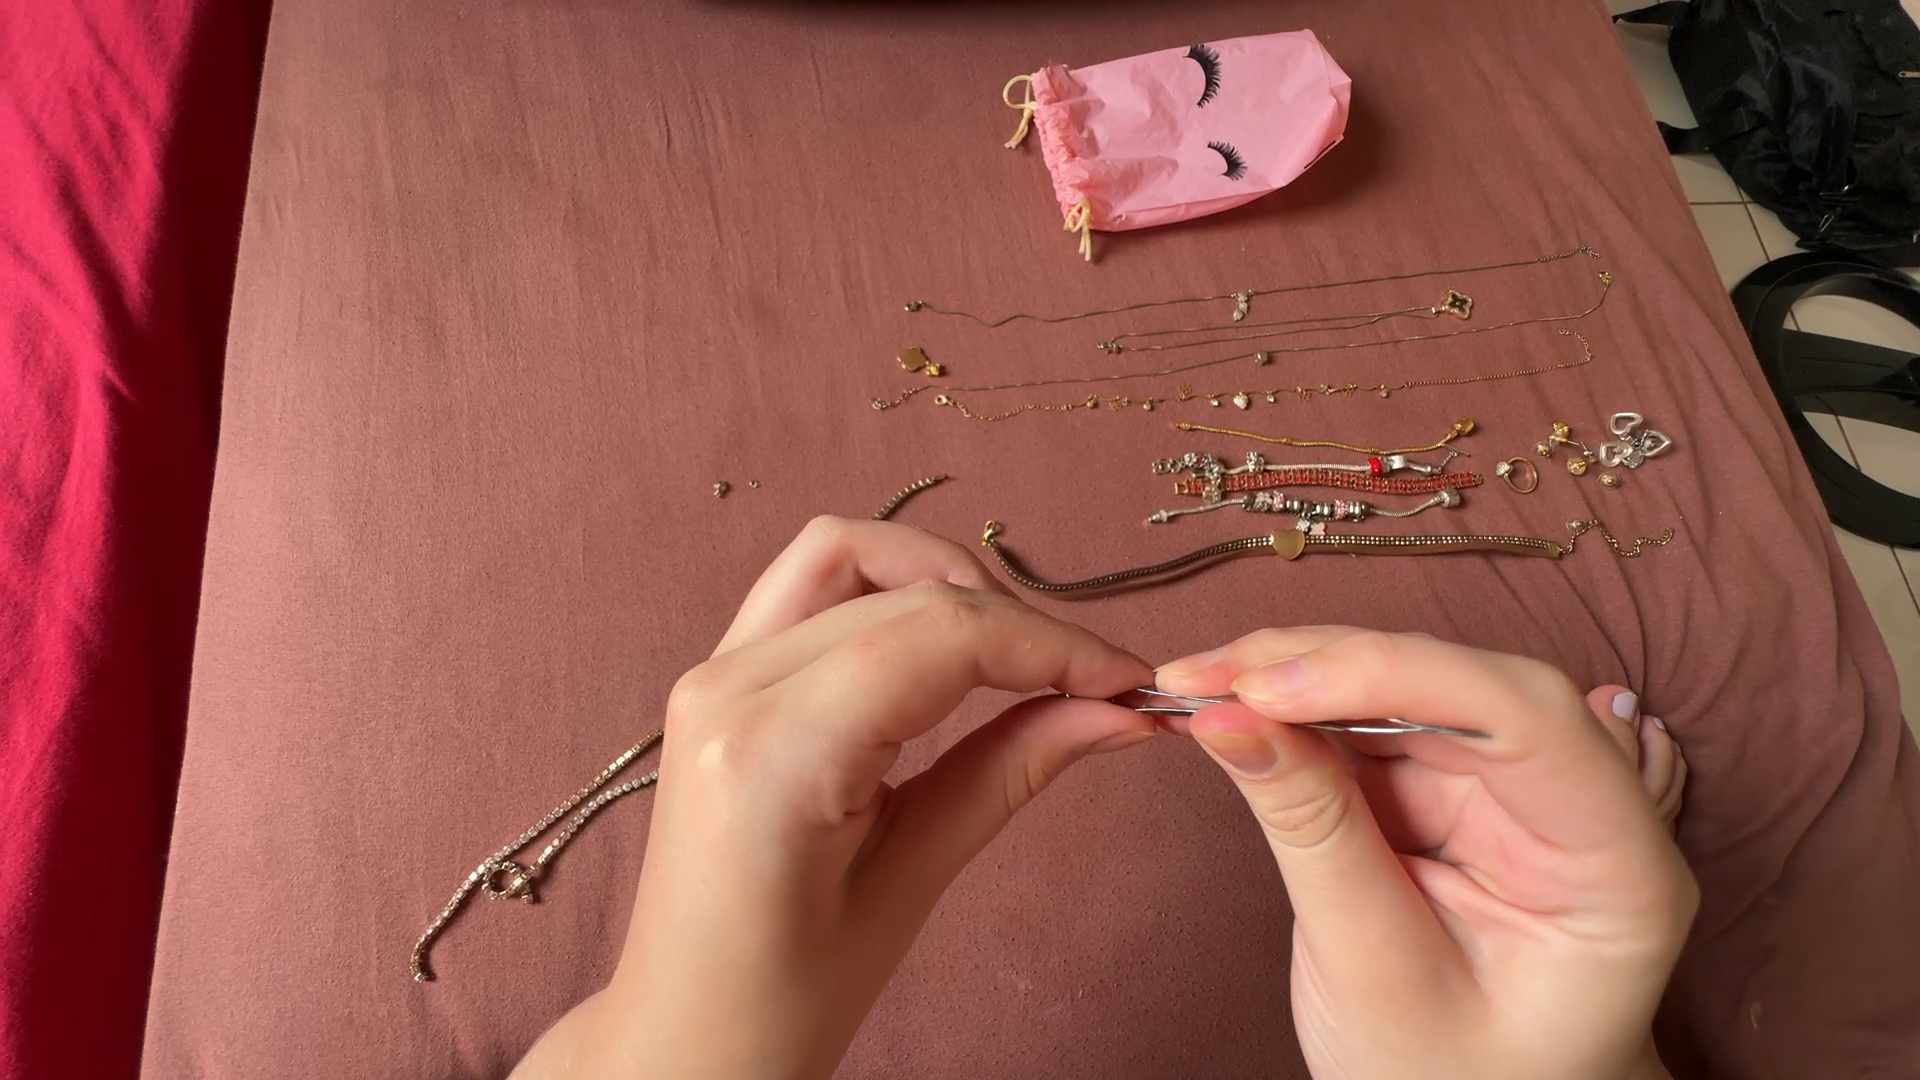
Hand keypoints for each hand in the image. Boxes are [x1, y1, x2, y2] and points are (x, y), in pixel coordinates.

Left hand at [512, 517, 1154, 1078]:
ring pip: (852, 552)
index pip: (938, 639)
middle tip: (1084, 674)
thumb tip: (1119, 711)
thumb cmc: (790, 992)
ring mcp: (716, 667)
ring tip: (1006, 647)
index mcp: (772, 755)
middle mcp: (730, 685)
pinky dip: (893, 585)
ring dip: (945, 577)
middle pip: (907, 590)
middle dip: (1014, 619)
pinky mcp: (723, 667)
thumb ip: (1015, 769)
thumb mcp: (915, 881)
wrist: (683, 1025)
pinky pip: (818, 581)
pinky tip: (935, 641)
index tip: (1124, 676)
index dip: (1048, 643)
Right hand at [1157, 629, 1696, 1079]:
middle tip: (1200, 677)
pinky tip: (1221, 697)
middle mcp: (1557, 795)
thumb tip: (1226, 716)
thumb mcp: (1372, 965)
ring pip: (1380, 676)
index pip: (1520, 715)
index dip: (1387, 674)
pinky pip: (1345, 709)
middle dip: (1309, 662)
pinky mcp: (1424, 774)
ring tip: (1191, 682)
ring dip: (1277, 669)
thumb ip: (1308, 827)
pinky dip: (1275, 699)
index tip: (1263, 691)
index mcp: (1609, 861)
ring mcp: (1487, 779)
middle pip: (1437, 676)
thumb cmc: (1447, 1073)